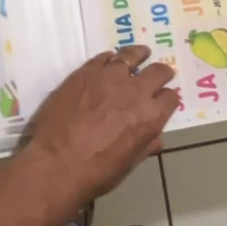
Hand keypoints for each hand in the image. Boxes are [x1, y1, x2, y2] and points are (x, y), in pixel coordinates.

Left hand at [21, 45, 179, 209]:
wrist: (56, 163)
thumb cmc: (96, 172)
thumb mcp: (128, 164)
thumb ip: (145, 146)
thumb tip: (156, 139)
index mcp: (150, 115)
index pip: (170, 97)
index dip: (168, 99)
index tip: (164, 100)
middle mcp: (135, 91)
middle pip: (157, 72)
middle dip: (162, 72)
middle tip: (161, 72)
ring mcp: (109, 77)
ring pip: (131, 55)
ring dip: (138, 55)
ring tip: (141, 53)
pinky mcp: (86, 71)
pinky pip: (103, 57)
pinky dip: (110, 58)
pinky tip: (109, 60)